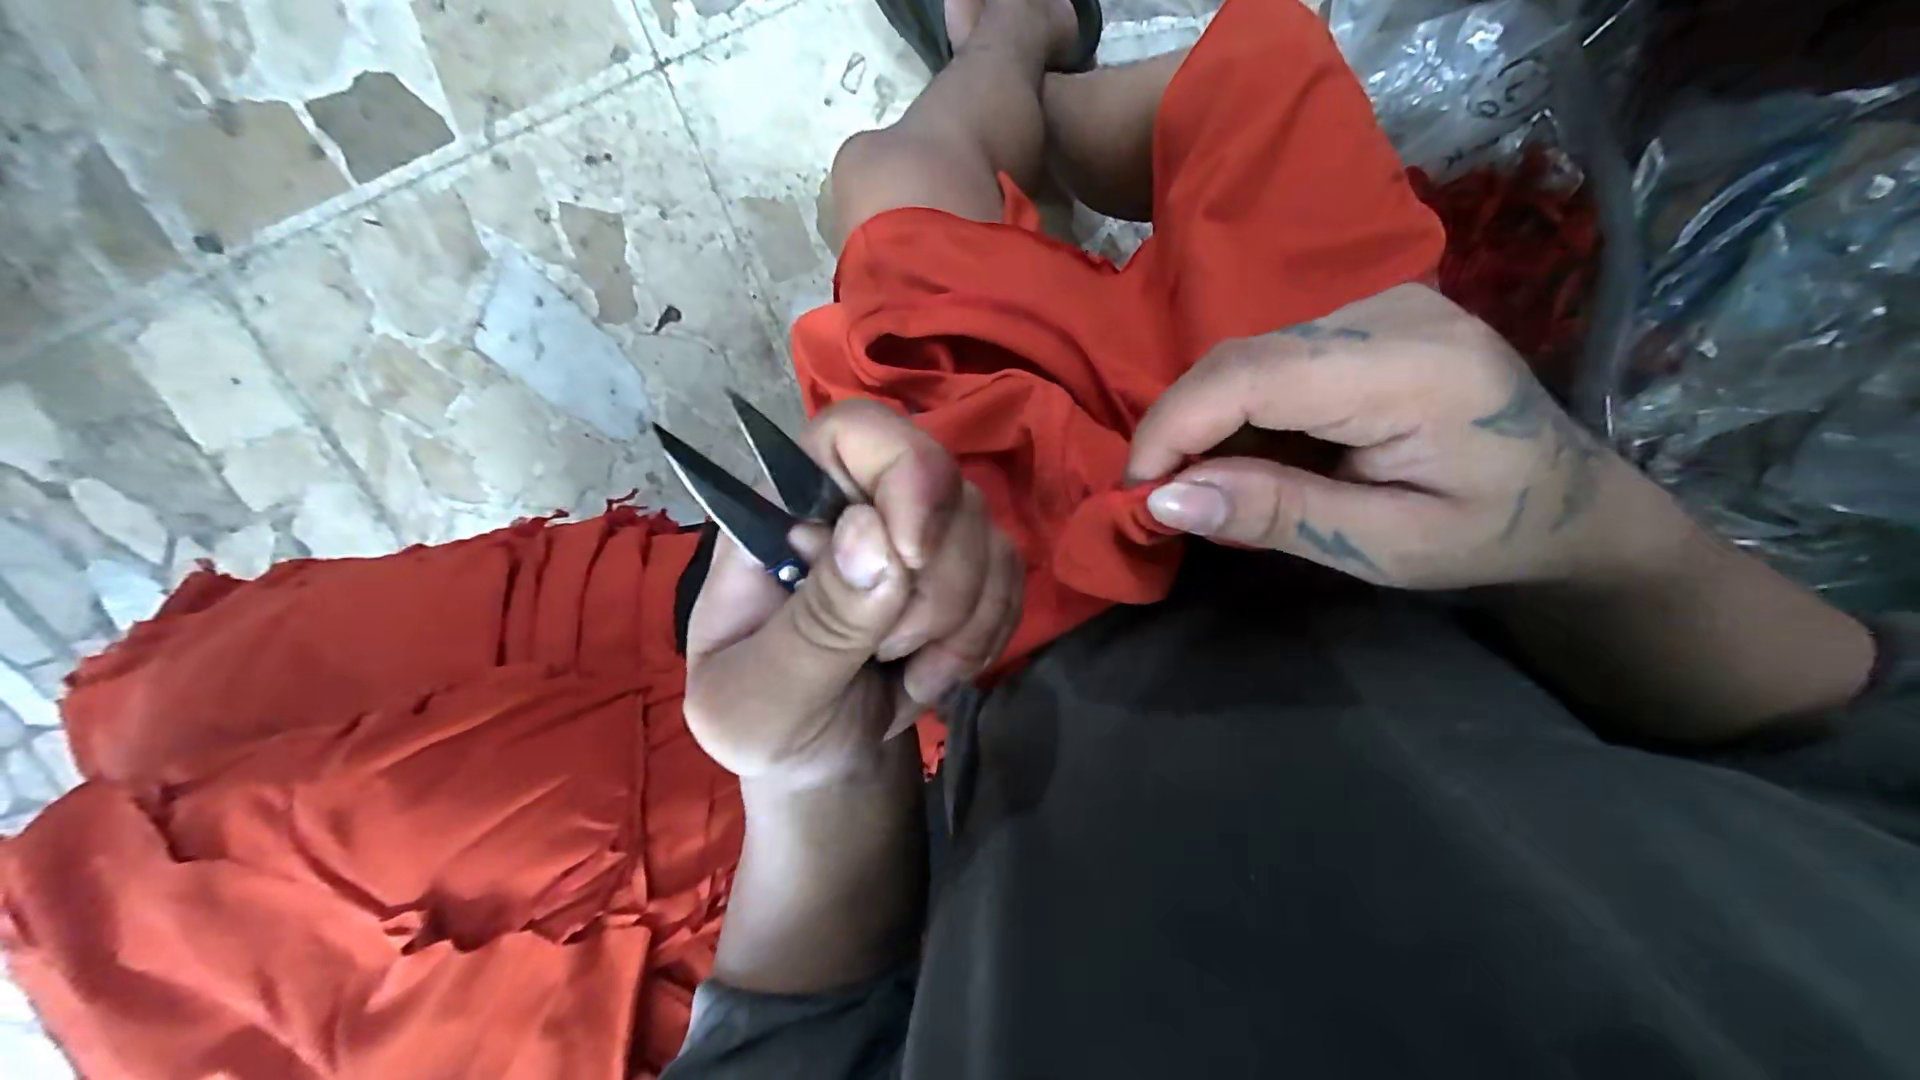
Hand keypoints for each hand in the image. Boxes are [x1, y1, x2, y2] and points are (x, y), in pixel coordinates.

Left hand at [683, 400, 1024, 789]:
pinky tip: (935, 671)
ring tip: (904, 673)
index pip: (854, 431)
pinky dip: (984, 635)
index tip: (914, 556)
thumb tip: (875, 534)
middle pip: (941, 484)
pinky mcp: (965, 568)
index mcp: (788, 510)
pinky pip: (1011, 575)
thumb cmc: (769, 722)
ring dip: (958, 623)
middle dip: (933, 590)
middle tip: (886, 655)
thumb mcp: (760, 697)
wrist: (824, 754)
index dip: (902, 472)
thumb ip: (815, 623)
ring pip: (987, 533)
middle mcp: (860, 501)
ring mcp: (919, 532)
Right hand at [1128, 284, 1689, 588]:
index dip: (1173, 426)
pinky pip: (1265, 362)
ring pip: (1242, 360)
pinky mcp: (1360, 318)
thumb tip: (1164, 499)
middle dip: (1181, 431)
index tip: (1137, 490)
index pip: (1251, 374)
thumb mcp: (1382, 548)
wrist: (1566, 498)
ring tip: (1211, 486)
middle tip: (1164, 499)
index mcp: (1414, 369)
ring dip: (1206, 425)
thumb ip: (1276, 514)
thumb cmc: (1486, 534)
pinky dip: (1236, 414)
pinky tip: (1252, 457)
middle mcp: (1390, 313)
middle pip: (1238, 361)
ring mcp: (1376, 306)